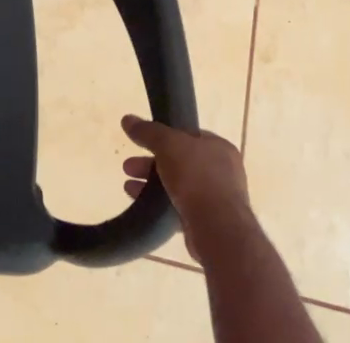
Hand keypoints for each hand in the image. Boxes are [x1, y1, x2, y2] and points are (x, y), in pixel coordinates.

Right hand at [120, 115, 252, 264]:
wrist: (217, 229)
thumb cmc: (196, 177)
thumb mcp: (168, 144)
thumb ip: (147, 131)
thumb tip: (127, 119)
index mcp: (219, 148)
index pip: (188, 135)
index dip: (163, 136)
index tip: (142, 142)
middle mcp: (222, 171)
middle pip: (179, 161)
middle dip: (150, 162)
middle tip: (128, 166)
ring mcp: (216, 198)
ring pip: (177, 185)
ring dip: (151, 184)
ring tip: (128, 186)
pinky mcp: (208, 221)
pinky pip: (178, 206)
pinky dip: (159, 204)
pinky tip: (141, 204)